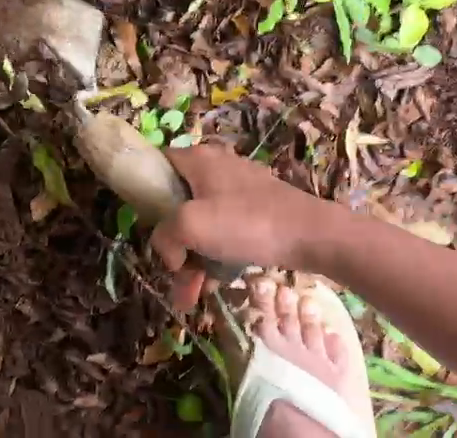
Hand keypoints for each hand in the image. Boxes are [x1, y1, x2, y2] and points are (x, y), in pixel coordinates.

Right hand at [148, 143, 335, 310]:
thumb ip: (165, 236)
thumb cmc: (247, 222)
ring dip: (194, 257)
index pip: (158, 164)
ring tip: (193, 296)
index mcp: (197, 159)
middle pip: (180, 202)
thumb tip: (169, 252)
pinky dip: (218, 254)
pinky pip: (226, 230)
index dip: (145, 192)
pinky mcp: (259, 207)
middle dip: (173, 242)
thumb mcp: (192, 226)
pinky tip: (218, 283)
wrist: (312, 235)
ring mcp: (240, 187)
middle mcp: (216, 166)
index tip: (144, 225)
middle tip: (174, 276)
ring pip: (204, 221)